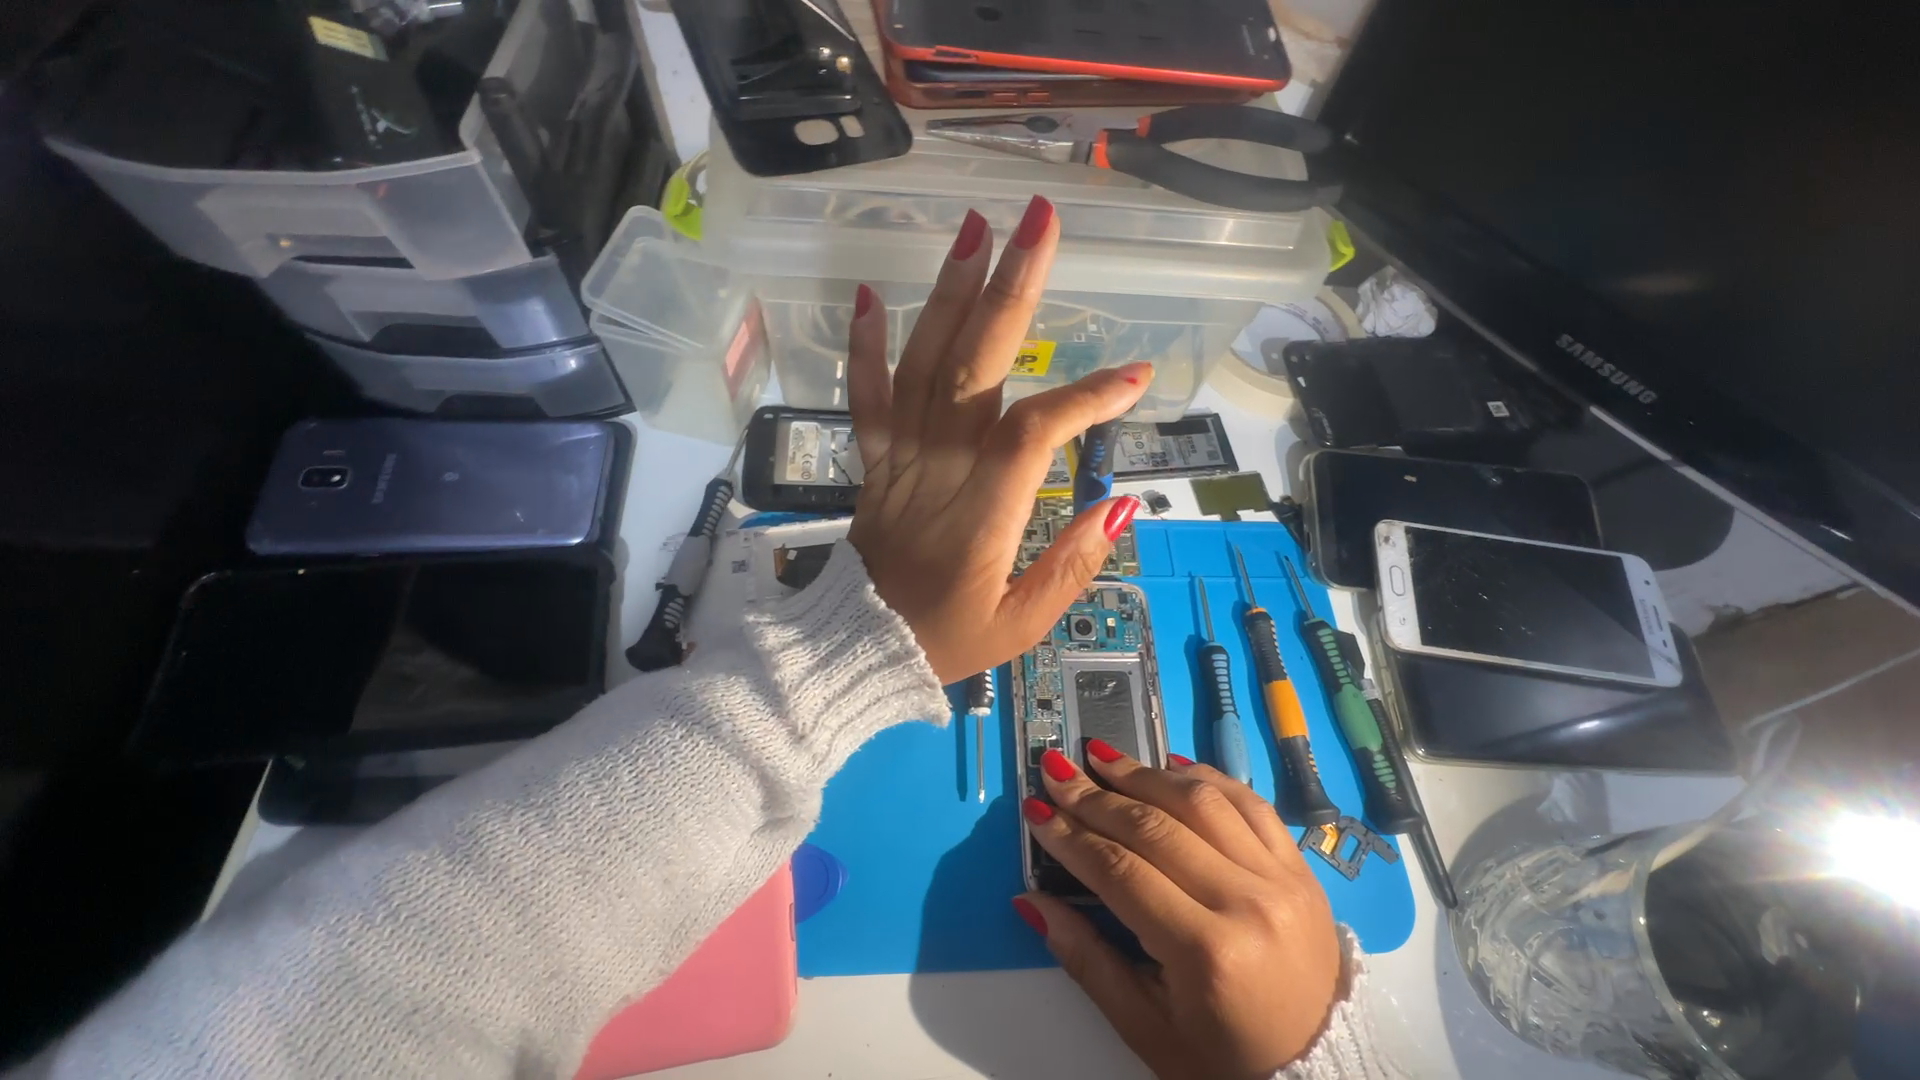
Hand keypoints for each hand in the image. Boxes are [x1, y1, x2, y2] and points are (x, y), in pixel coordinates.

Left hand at [846, 196, 1151, 683]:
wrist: (856, 648)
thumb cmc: (946, 638)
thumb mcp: (1023, 624)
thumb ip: (1074, 565)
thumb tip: (1121, 503)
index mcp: (983, 510)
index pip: (1036, 432)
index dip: (1087, 398)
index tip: (1136, 378)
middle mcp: (939, 467)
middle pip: (975, 366)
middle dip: (1011, 289)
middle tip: (1040, 219)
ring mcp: (898, 458)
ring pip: (922, 365)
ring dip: (948, 293)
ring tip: (975, 226)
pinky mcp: (871, 460)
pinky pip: (863, 398)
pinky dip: (862, 347)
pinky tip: (865, 293)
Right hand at [1016, 745, 1344, 1079]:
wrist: (1325, 1074)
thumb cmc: (1226, 1061)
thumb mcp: (1146, 1028)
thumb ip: (1086, 959)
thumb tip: (1032, 902)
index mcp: (1206, 952)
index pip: (1121, 871)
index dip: (1071, 836)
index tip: (1037, 808)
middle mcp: (1247, 901)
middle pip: (1154, 828)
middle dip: (1095, 795)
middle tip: (1057, 769)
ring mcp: (1281, 878)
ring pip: (1200, 801)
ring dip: (1145, 774)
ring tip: (1102, 758)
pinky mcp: (1300, 867)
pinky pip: (1249, 803)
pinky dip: (1206, 777)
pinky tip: (1170, 765)